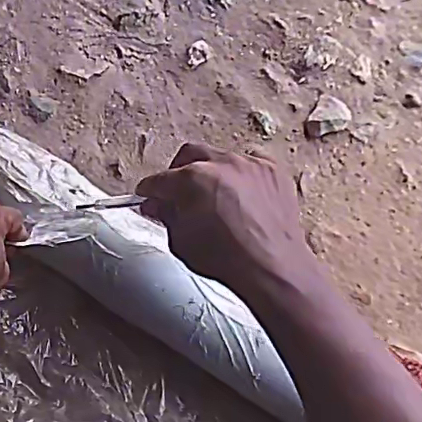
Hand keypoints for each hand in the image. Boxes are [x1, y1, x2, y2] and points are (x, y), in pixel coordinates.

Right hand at [136, 143, 313, 287]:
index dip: (149, 191)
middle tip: (175, 192)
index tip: (148, 197)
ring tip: (209, 196)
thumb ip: (167, 216)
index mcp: (192, 179)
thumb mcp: (181, 241)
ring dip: (210, 172)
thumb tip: (159, 206)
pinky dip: (239, 174)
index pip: (159, 180)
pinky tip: (237, 193)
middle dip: (178, 171)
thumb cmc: (227, 259)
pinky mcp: (272, 172)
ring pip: (220, 157)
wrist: (270, 267)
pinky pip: (250, 163)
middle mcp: (221, 164)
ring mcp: (250, 165)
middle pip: (189, 155)